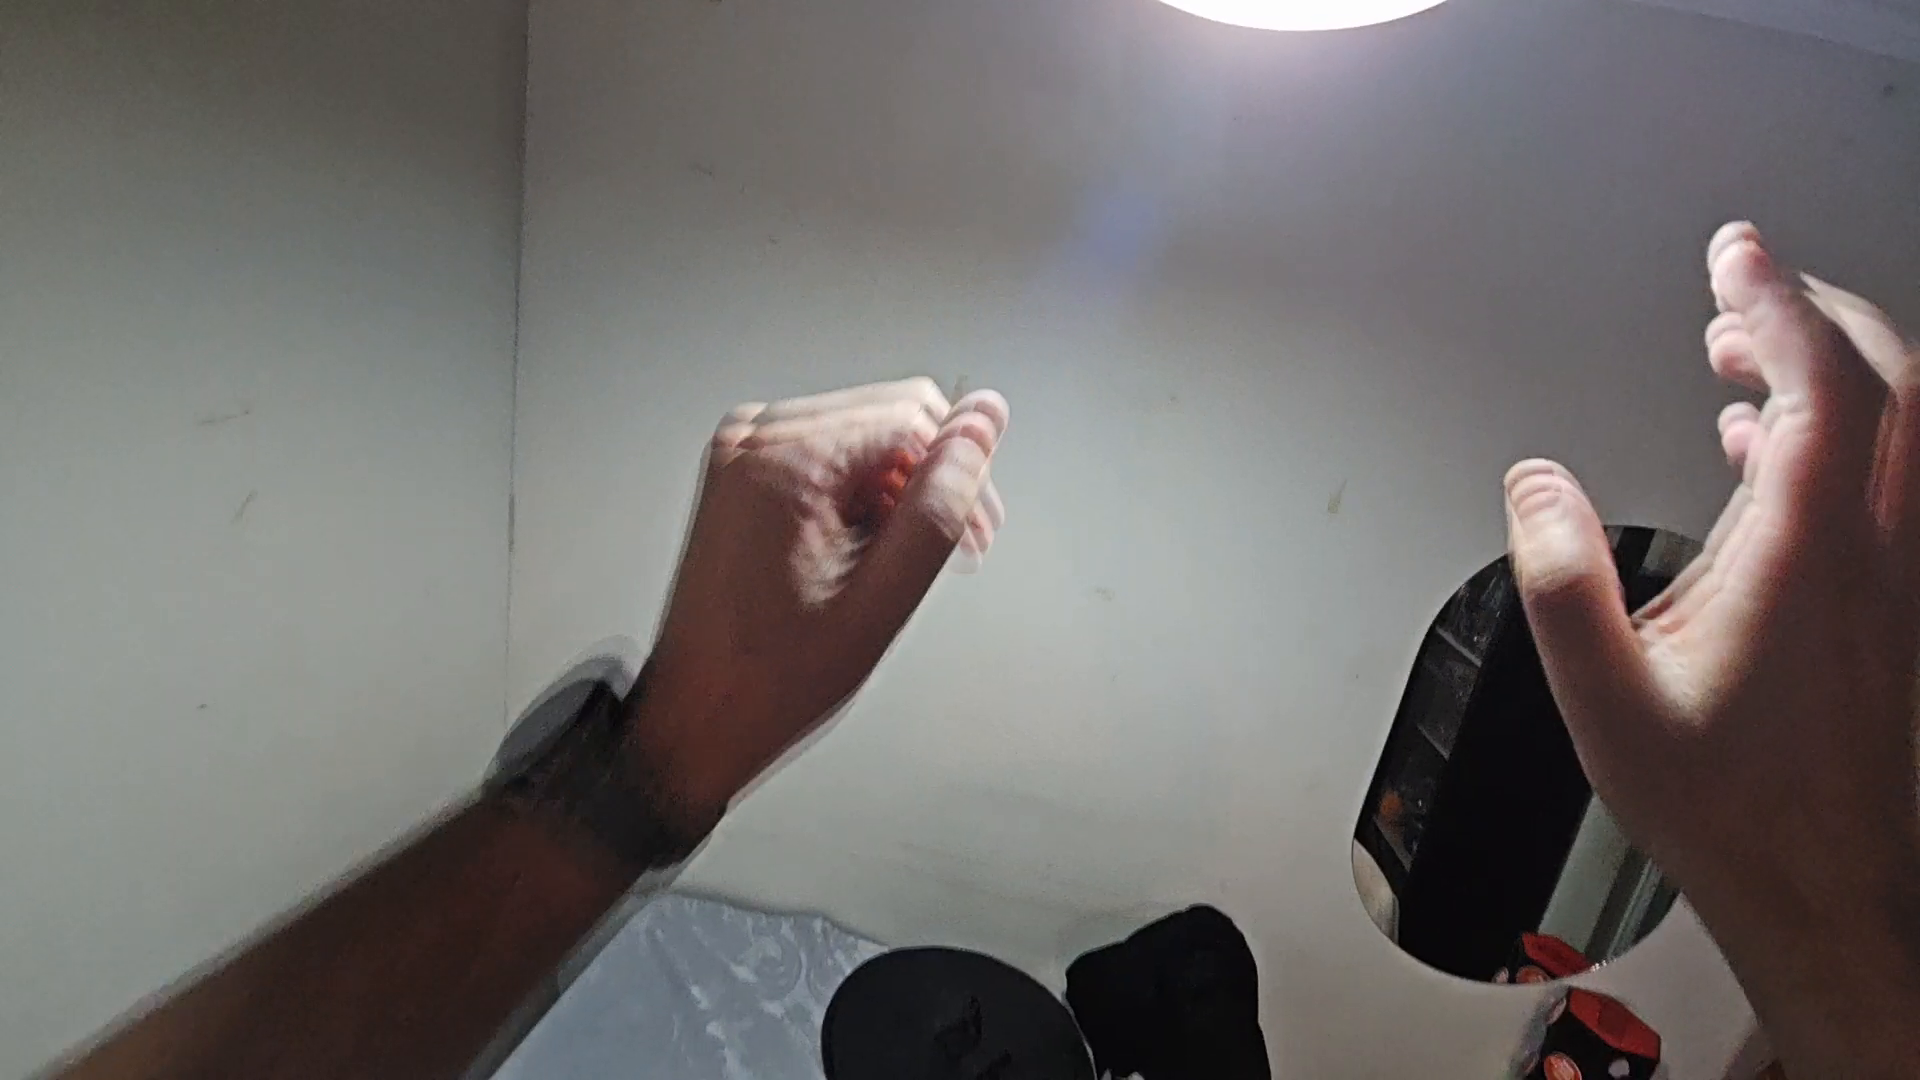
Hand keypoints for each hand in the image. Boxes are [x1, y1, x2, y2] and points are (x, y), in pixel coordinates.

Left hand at [632, 377, 1008, 821]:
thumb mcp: (881, 600)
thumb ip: (940, 504)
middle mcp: (755, 438)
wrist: (696, 713)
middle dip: (931, 483)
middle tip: (946, 551)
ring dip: (899, 493)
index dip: (959, 473)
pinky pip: (834, 454)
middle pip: (891, 417)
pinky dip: (864, 497)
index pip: (915, 415)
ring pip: (868, 434)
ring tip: (896, 563)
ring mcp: (745, 451)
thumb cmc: (770, 678)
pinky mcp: (747, 470)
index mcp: (782, 461)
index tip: (970, 534)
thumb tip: (984, 422)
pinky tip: (864, 550)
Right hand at [1503, 223, 1918, 1075]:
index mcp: (1808, 561)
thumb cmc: (1714, 793)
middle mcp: (1874, 558)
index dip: (1774, 307)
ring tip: (1737, 336)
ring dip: (1819, 366)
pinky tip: (1756, 435)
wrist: (1817, 882)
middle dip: (1809, 315)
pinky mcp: (1883, 608)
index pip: (1819, 392)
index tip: (1734, 253)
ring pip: (1892, 432)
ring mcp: (1891, 583)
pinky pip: (1873, 484)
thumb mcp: (1597, 683)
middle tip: (1741, 276)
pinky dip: (1817, 431)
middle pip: (1887, 390)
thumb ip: (1559, 573)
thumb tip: (1535, 482)